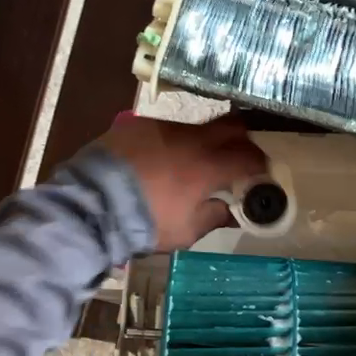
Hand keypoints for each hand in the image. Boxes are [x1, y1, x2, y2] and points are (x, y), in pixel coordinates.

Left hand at [94, 114, 267, 250]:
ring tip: (198, 160)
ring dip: (206, 141)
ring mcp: (164, 127)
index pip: (248, 156)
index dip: (259, 163)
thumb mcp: (187, 230)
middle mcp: (193, 138)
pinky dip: (175, 142)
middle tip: (241, 156)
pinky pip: (167, 128)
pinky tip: (164, 158)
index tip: (261, 172)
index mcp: (209, 165)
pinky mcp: (139, 125)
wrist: (93, 204)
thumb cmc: (146, 222)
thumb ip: (215, 216)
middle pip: (232, 126)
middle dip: (242, 140)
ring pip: (198, 126)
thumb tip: (234, 211)